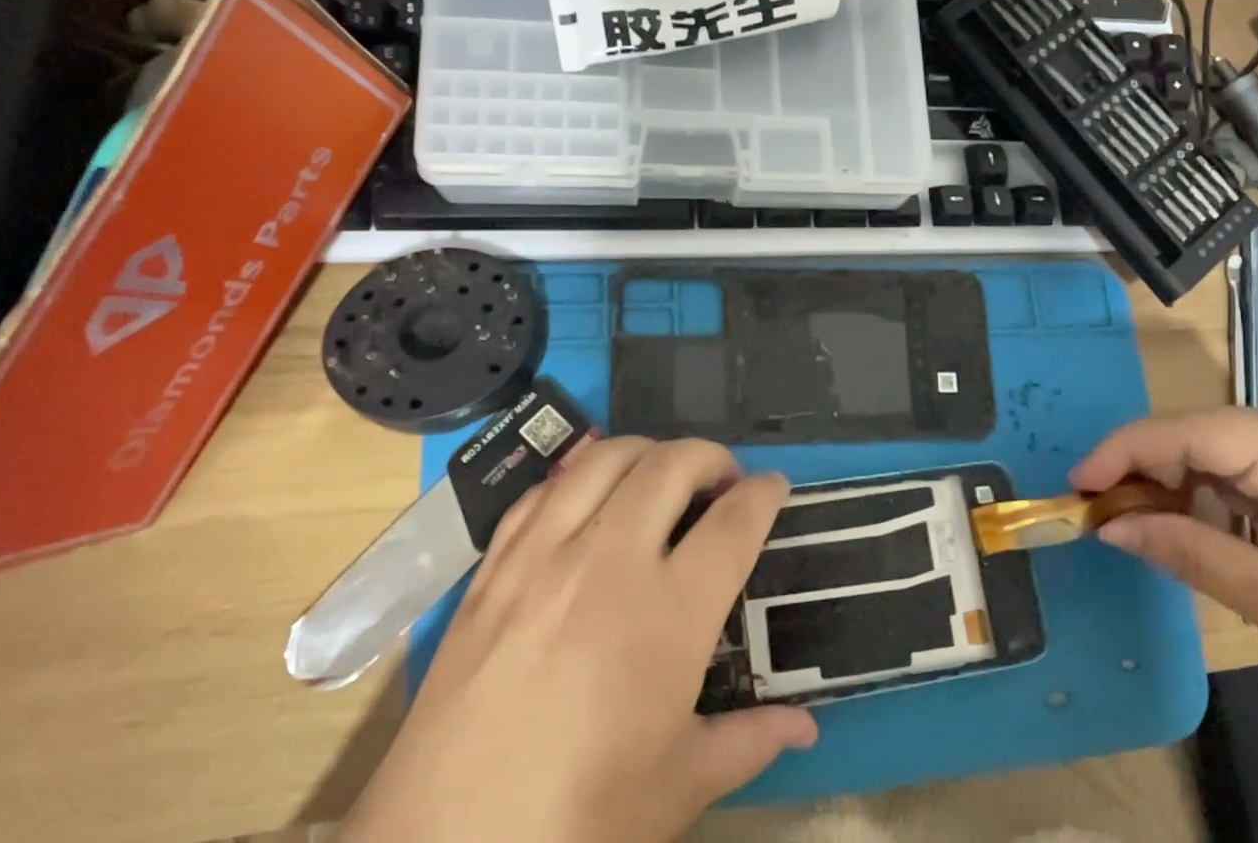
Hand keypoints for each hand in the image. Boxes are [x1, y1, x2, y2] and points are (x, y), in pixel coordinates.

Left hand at [344, 437, 816, 842]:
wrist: (452, 838)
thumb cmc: (583, 812)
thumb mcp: (681, 782)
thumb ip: (750, 741)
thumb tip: (805, 728)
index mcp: (671, 610)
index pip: (733, 523)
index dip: (763, 494)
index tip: (774, 488)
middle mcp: (609, 560)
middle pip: (670, 467)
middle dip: (709, 457)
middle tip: (722, 480)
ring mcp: (543, 555)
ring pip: (601, 461)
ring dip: (645, 452)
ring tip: (659, 475)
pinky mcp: (493, 567)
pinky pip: (541, 491)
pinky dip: (576, 476)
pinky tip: (585, 497)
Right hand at [1072, 408, 1257, 722]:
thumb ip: (1188, 552)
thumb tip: (1109, 525)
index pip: (1197, 430)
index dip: (1127, 448)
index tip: (1077, 483)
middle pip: (1197, 430)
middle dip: (1139, 464)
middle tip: (1097, 511)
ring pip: (1206, 443)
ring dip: (1161, 478)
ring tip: (1131, 521)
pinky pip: (1227, 462)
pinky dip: (1191, 488)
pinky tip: (1175, 520)